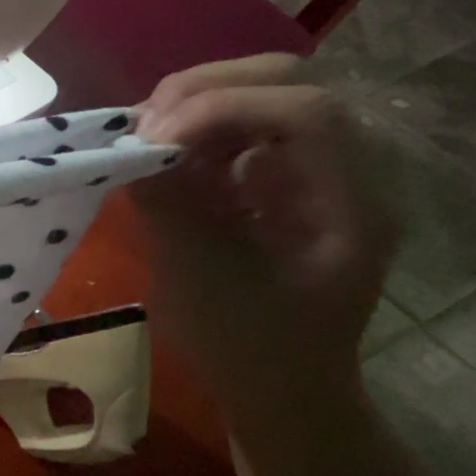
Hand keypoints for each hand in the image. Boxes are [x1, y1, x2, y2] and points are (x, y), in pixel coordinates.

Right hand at [134, 54, 396, 428]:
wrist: (277, 391)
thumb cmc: (248, 347)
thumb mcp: (200, 277)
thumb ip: (169, 202)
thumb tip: (129, 146)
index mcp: (346, 206)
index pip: (306, 113)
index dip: (224, 108)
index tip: (155, 142)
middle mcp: (336, 175)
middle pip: (284, 84)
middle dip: (203, 90)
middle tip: (143, 126)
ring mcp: (301, 175)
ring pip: (251, 95)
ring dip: (186, 105)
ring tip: (138, 138)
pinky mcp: (265, 181)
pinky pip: (226, 129)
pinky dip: (181, 129)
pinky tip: (149, 153)